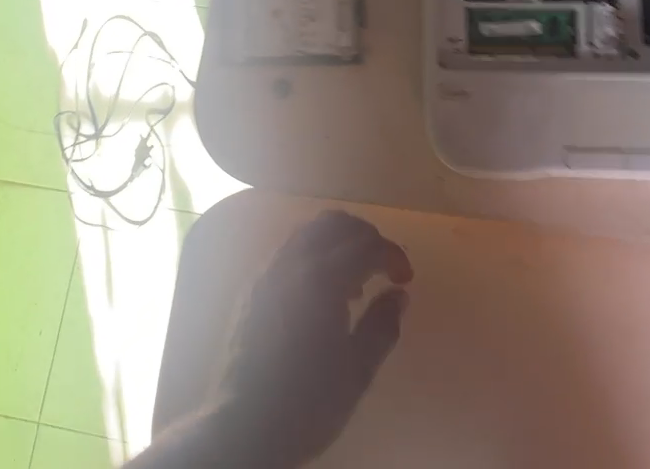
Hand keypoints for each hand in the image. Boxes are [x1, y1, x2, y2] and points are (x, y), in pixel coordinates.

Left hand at [216, 211, 413, 467]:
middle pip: (335, 223)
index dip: (392, 255)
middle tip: (383, 267)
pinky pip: (288, 250)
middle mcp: (292, 263)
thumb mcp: (357, 370)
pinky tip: (321, 292)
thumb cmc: (307, 402)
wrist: (244, 426)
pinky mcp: (252, 287)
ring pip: (308, 232)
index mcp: (322, 279)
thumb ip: (382, 325)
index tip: (405, 279)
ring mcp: (267, 272)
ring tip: (353, 281)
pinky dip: (313, 254)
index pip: (366, 245)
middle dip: (366, 237)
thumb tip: (399, 294)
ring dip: (338, 242)